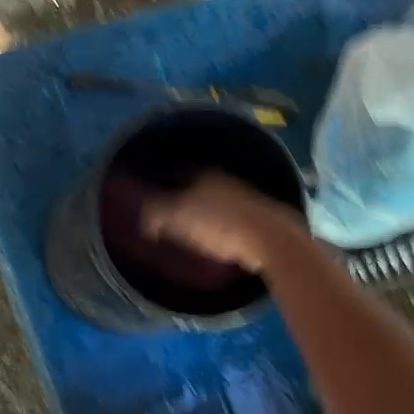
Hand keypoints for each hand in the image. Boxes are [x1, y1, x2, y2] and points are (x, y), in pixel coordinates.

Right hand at [140, 172, 306, 272]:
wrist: (270, 239)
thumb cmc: (220, 224)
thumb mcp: (179, 217)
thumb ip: (157, 214)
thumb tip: (143, 218)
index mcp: (204, 175)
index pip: (176, 173)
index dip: (162, 184)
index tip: (153, 199)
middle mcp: (226, 180)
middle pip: (197, 187)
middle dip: (183, 198)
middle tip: (169, 216)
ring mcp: (246, 197)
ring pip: (217, 202)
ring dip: (205, 213)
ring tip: (192, 231)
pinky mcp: (260, 218)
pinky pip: (233, 219)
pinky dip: (222, 226)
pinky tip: (218, 240)